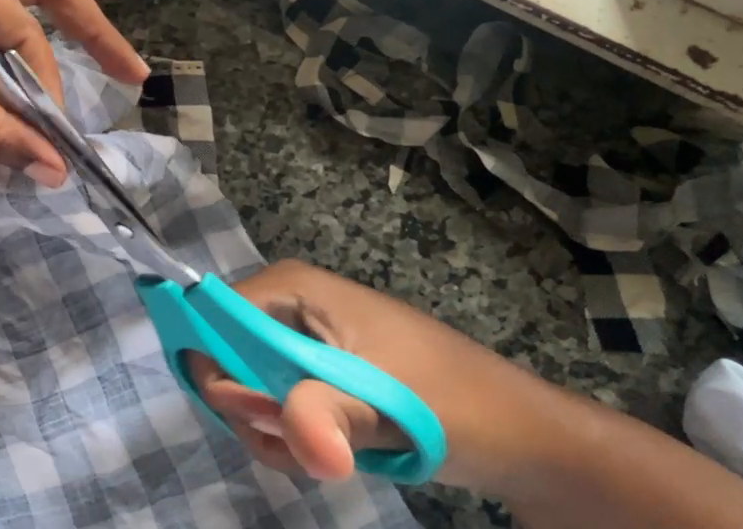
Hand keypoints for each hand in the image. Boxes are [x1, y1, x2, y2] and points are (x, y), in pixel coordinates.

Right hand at [190, 260, 563, 492]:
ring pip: (242, 380)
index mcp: (292, 286)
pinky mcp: (314, 366)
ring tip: (317, 455)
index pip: (212, 317)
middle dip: (247, 406)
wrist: (530, 440)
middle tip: (293, 445)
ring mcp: (299, 334)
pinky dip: (286, 431)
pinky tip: (322, 451)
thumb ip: (329, 415)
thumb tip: (293, 439)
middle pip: (222, 350)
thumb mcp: (392, 408)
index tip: (258, 417)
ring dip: (268, 427)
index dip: (218, 367)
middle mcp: (285, 301)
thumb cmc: (460, 406)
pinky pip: (271, 395)